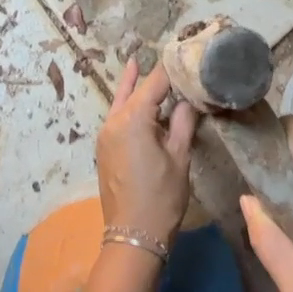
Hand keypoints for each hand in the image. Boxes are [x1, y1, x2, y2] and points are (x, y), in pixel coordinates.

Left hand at [96, 58, 197, 244]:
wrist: (133, 237)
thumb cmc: (161, 197)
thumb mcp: (179, 157)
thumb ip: (183, 121)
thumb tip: (188, 98)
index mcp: (133, 118)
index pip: (154, 82)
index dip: (169, 67)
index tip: (182, 54)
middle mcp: (113, 121)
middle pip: (133, 89)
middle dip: (147, 74)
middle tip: (158, 54)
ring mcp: (105, 135)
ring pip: (121, 102)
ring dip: (134, 89)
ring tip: (139, 65)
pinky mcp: (104, 149)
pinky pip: (117, 118)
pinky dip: (128, 107)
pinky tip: (139, 104)